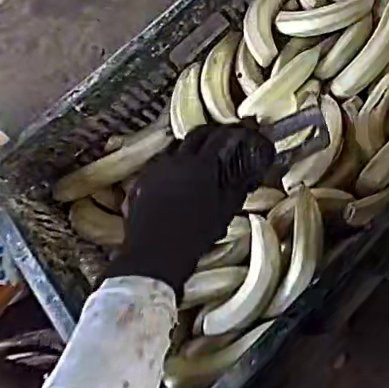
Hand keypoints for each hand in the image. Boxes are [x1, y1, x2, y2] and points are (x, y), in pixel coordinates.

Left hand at [106, 124, 273, 288]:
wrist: (154, 255)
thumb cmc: (196, 234)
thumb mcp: (225, 210)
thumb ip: (238, 186)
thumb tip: (248, 174)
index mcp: (201, 165)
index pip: (219, 137)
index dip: (232, 132)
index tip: (240, 133)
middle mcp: (176, 161)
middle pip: (195, 136)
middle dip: (210, 134)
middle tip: (220, 138)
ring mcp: (154, 171)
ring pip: (174, 148)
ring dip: (188, 148)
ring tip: (198, 157)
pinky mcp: (139, 184)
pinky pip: (158, 166)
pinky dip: (170, 165)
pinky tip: (175, 178)